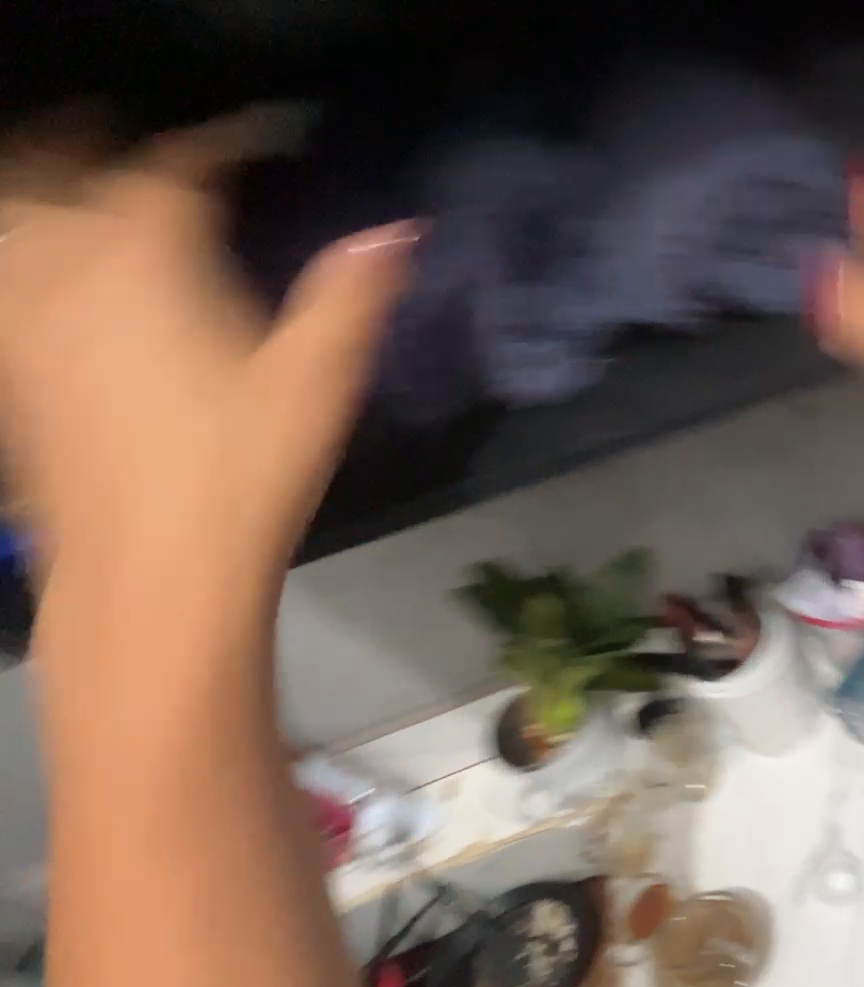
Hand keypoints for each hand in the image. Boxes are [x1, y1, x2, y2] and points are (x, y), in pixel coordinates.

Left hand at [0, 112, 415, 577]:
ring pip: (10, 210)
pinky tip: (53, 266)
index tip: (272, 131)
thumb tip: (400, 229)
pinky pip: (1, 267)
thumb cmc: (249, 461)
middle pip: (61, 167)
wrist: (153, 555)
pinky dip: (25, 239)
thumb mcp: (320, 376)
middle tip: (164, 141)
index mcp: (143, 258)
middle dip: (109, 139)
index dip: (229, 141)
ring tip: (88, 180)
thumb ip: (353, 294)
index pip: (181, 167)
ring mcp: (17, 310)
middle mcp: (59, 263)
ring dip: (47, 178)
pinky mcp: (6, 358)